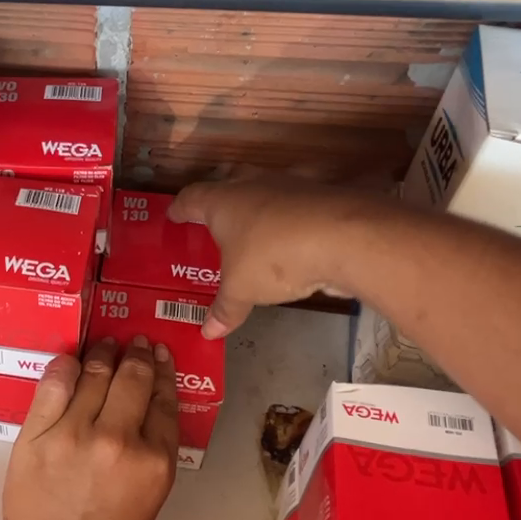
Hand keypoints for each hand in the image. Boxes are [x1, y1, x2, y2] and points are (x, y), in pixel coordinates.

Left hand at [0, 336, 179, 519]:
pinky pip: (55, 384)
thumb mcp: (148, 502)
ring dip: (103, 354)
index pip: (164, 401)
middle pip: (133, 379)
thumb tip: (142, 412)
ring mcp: (75, 432)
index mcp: (156, 462)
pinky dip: (65, 366)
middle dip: (136, 354)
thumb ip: (150, 455)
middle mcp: (120, 440)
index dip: (163, 371)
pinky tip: (70, 359)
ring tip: (104, 345)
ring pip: (95, 375)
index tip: (159, 354)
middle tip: (134, 341)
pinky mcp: (37, 432)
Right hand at [169, 177, 406, 337]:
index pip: (191, 198)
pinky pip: (293, 213)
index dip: (179, 208)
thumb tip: (207, 333)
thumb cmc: (273, 257)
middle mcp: (253, 186)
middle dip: (218, 211)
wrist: (347, 237)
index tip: (173, 216)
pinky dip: (286, 228)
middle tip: (210, 232)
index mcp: (223, 201)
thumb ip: (224, 309)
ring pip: (263, 199)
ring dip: (256, 218)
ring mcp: (291, 189)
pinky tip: (290, 248)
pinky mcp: (321, 200)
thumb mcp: (241, 290)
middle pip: (228, 192)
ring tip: (250, 243)